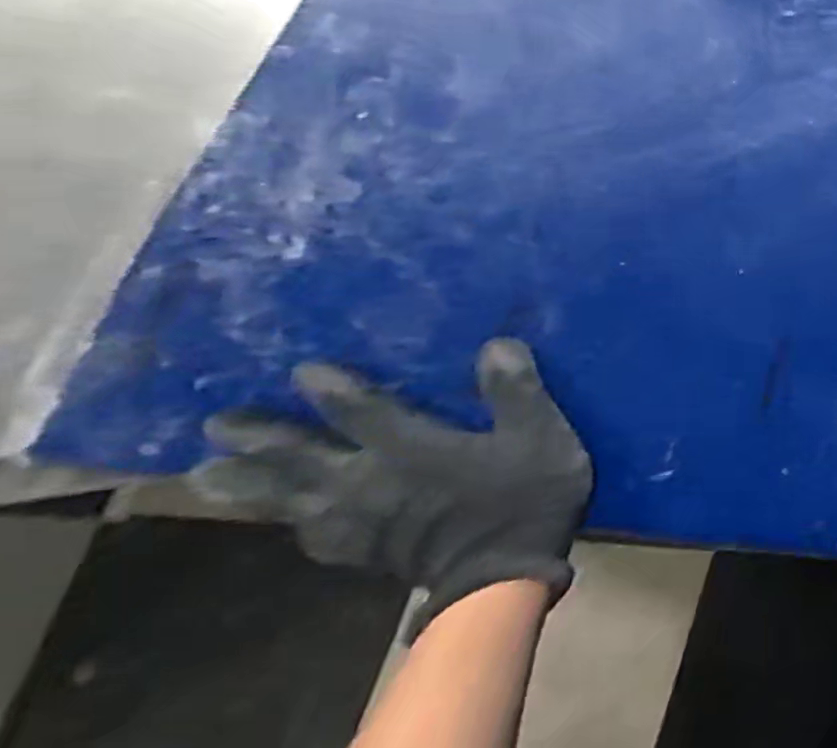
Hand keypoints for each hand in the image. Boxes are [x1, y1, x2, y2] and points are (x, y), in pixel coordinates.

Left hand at [190, 338, 591, 638]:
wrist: (506, 578)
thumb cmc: (527, 498)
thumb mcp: (540, 435)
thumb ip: (515, 390)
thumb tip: (496, 345)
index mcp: (413, 449)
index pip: (360, 412)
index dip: (331, 390)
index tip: (300, 370)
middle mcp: (372, 482)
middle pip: (302, 458)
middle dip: (259, 440)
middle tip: (217, 424)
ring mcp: (363, 523)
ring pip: (291, 501)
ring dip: (249, 486)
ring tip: (208, 475)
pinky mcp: (367, 554)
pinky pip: (313, 536)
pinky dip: (291, 523)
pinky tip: (288, 520)